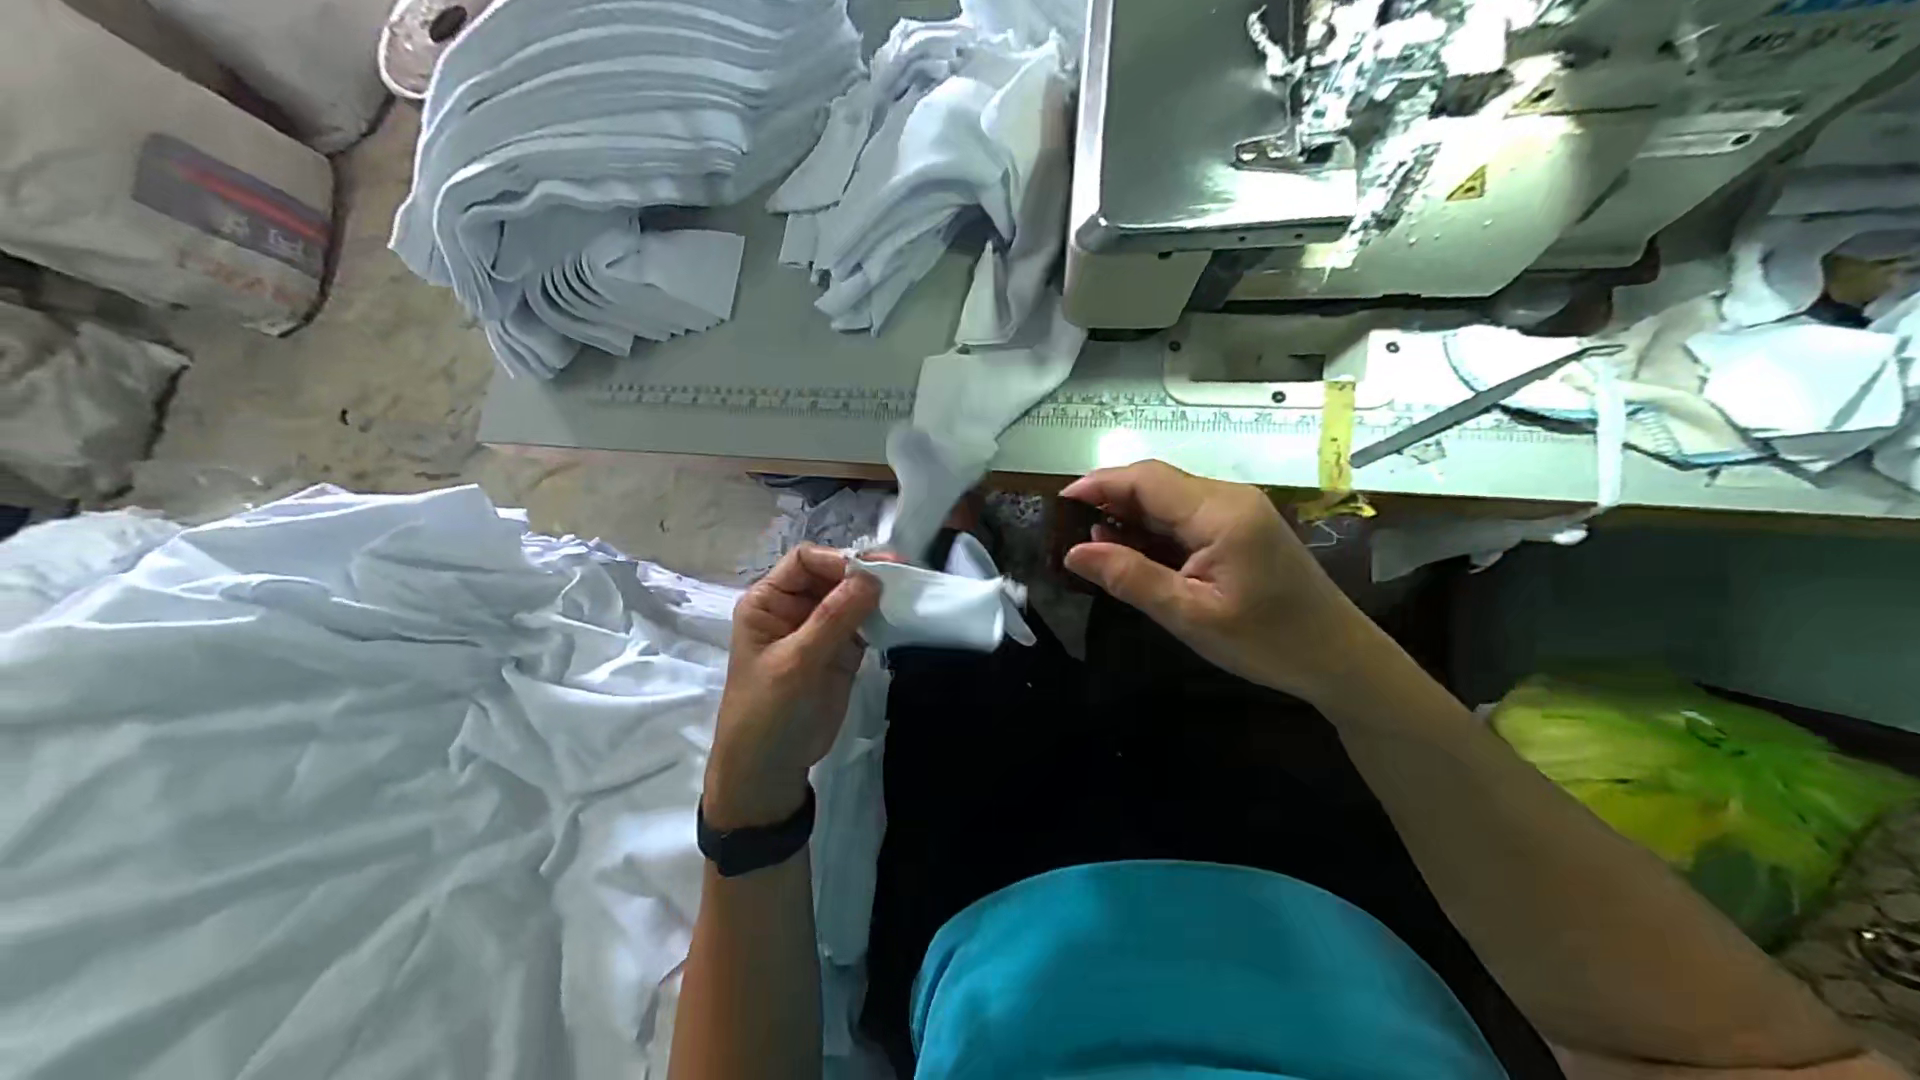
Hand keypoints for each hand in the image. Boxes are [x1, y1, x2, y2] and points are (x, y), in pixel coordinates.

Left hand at [706, 544, 880, 828]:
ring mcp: (821, 630)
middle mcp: (794, 608)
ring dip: (878, 594)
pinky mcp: (843, 652)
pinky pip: (866, 623)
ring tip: (909, 592)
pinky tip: (902, 615)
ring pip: (853, 597)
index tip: (872, 572)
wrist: (770, 769)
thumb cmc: (767, 712)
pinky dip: (884, 618)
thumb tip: (871, 577)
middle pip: (833, 575)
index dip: (837, 560)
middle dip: (864, 573)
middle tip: (903, 575)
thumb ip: (832, 619)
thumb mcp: (795, 663)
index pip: (805, 561)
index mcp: (769, 602)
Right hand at [1061, 460, 1380, 704]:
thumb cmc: (1266, 641)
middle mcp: (1230, 498)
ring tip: (1092, 540)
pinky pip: (1186, 514)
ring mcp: (1239, 509)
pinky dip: (1153, 527)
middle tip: (1069, 527)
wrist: (1339, 658)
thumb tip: (1074, 553)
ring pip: (1169, 497)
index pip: (1146, 480)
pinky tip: (1133, 549)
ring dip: (1130, 512)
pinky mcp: (1242, 526)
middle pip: (1156, 481)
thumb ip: (1130, 578)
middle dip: (1110, 497)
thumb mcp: (1189, 615)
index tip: (1059, 502)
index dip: (1099, 484)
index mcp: (1220, 512)